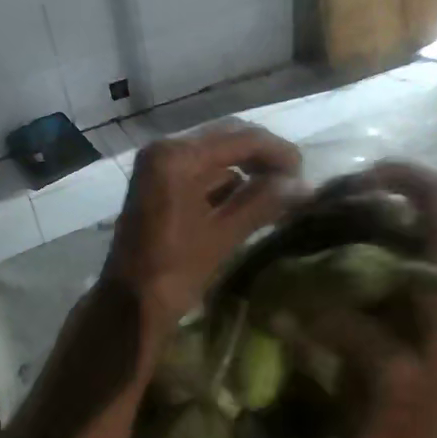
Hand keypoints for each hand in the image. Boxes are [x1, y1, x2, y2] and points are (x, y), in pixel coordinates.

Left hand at [103, 122, 303, 347]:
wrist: (128, 300)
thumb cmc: (174, 270)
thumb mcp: (223, 236)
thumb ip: (262, 203)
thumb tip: (304, 185)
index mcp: (176, 157)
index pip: (241, 138)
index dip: (279, 153)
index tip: (308, 176)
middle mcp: (163, 149)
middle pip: (226, 137)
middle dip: (263, 156)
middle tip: (295, 182)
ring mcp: (156, 164)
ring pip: (213, 152)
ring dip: (245, 167)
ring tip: (278, 192)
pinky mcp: (156, 181)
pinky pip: (198, 168)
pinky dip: (224, 179)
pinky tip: (249, 199)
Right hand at [300, 163, 436, 437]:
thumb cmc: (418, 422)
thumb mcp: (390, 381)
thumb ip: (349, 334)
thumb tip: (287, 301)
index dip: (404, 176)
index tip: (353, 183)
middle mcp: (421, 273)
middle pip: (394, 204)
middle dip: (347, 197)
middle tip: (300, 211)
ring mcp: (395, 287)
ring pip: (365, 228)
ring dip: (325, 222)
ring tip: (285, 233)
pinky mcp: (369, 302)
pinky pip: (340, 257)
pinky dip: (313, 250)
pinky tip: (283, 264)